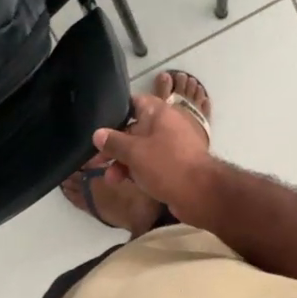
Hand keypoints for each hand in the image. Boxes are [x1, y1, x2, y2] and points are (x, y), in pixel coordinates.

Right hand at [92, 94, 221, 223]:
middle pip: (134, 130)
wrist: (201, 194)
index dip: (116, 112)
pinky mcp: (174, 167)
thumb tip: (98, 134)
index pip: (134, 102)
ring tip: (109, 178)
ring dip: (122, 162)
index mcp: (160, 113)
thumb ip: (113, 142)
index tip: (99, 125)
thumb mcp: (134, 152)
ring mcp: (172, 148)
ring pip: (141, 150)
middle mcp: (166, 127)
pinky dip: (136, 171)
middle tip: (95, 160)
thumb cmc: (166, 165)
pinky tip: (123, 182)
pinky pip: (150, 165)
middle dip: (114, 146)